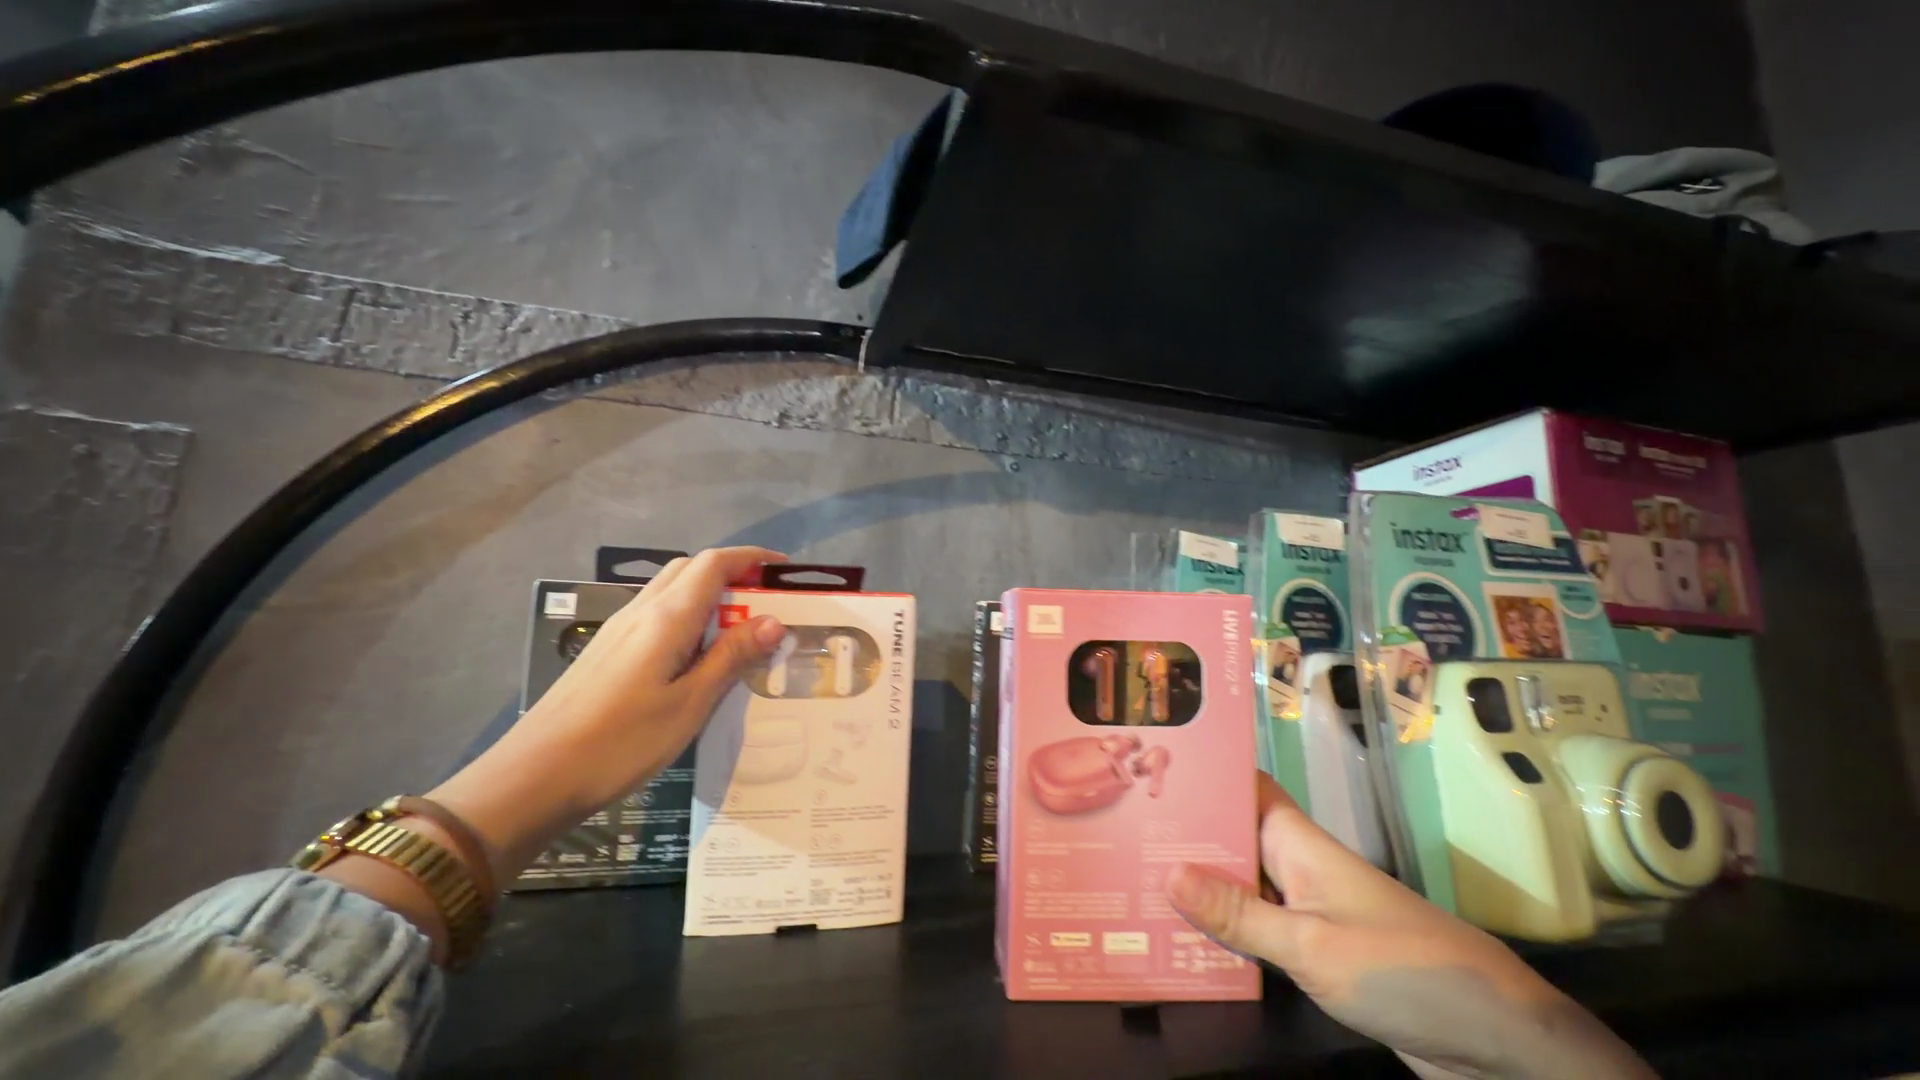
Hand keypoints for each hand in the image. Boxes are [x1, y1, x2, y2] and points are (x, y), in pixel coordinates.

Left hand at [426, 546, 789, 885]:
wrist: (535, 776)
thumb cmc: (621, 742)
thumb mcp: (689, 704)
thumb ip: (731, 657)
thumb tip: (773, 620)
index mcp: (667, 617)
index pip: (714, 564)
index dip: (752, 558)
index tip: (785, 570)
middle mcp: (641, 611)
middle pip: (690, 569)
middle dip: (732, 574)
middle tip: (766, 605)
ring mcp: (619, 630)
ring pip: (671, 591)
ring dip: (709, 596)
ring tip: (739, 633)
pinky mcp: (607, 652)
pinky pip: (656, 616)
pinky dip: (688, 618)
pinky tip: (696, 658)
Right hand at [1168, 775, 1654, 1079]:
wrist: (1492, 1038)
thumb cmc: (1401, 970)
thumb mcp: (1311, 944)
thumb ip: (1240, 913)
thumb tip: (1166, 870)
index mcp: (1300, 845)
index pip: (1245, 789)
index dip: (1200, 774)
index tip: (1143, 767)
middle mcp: (1299, 868)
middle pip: (1231, 838)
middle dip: (1180, 835)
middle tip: (1114, 835)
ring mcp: (1308, 911)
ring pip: (1240, 886)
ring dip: (1195, 887)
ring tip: (1128, 883)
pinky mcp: (1315, 953)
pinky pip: (1256, 930)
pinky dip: (1221, 931)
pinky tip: (1179, 941)